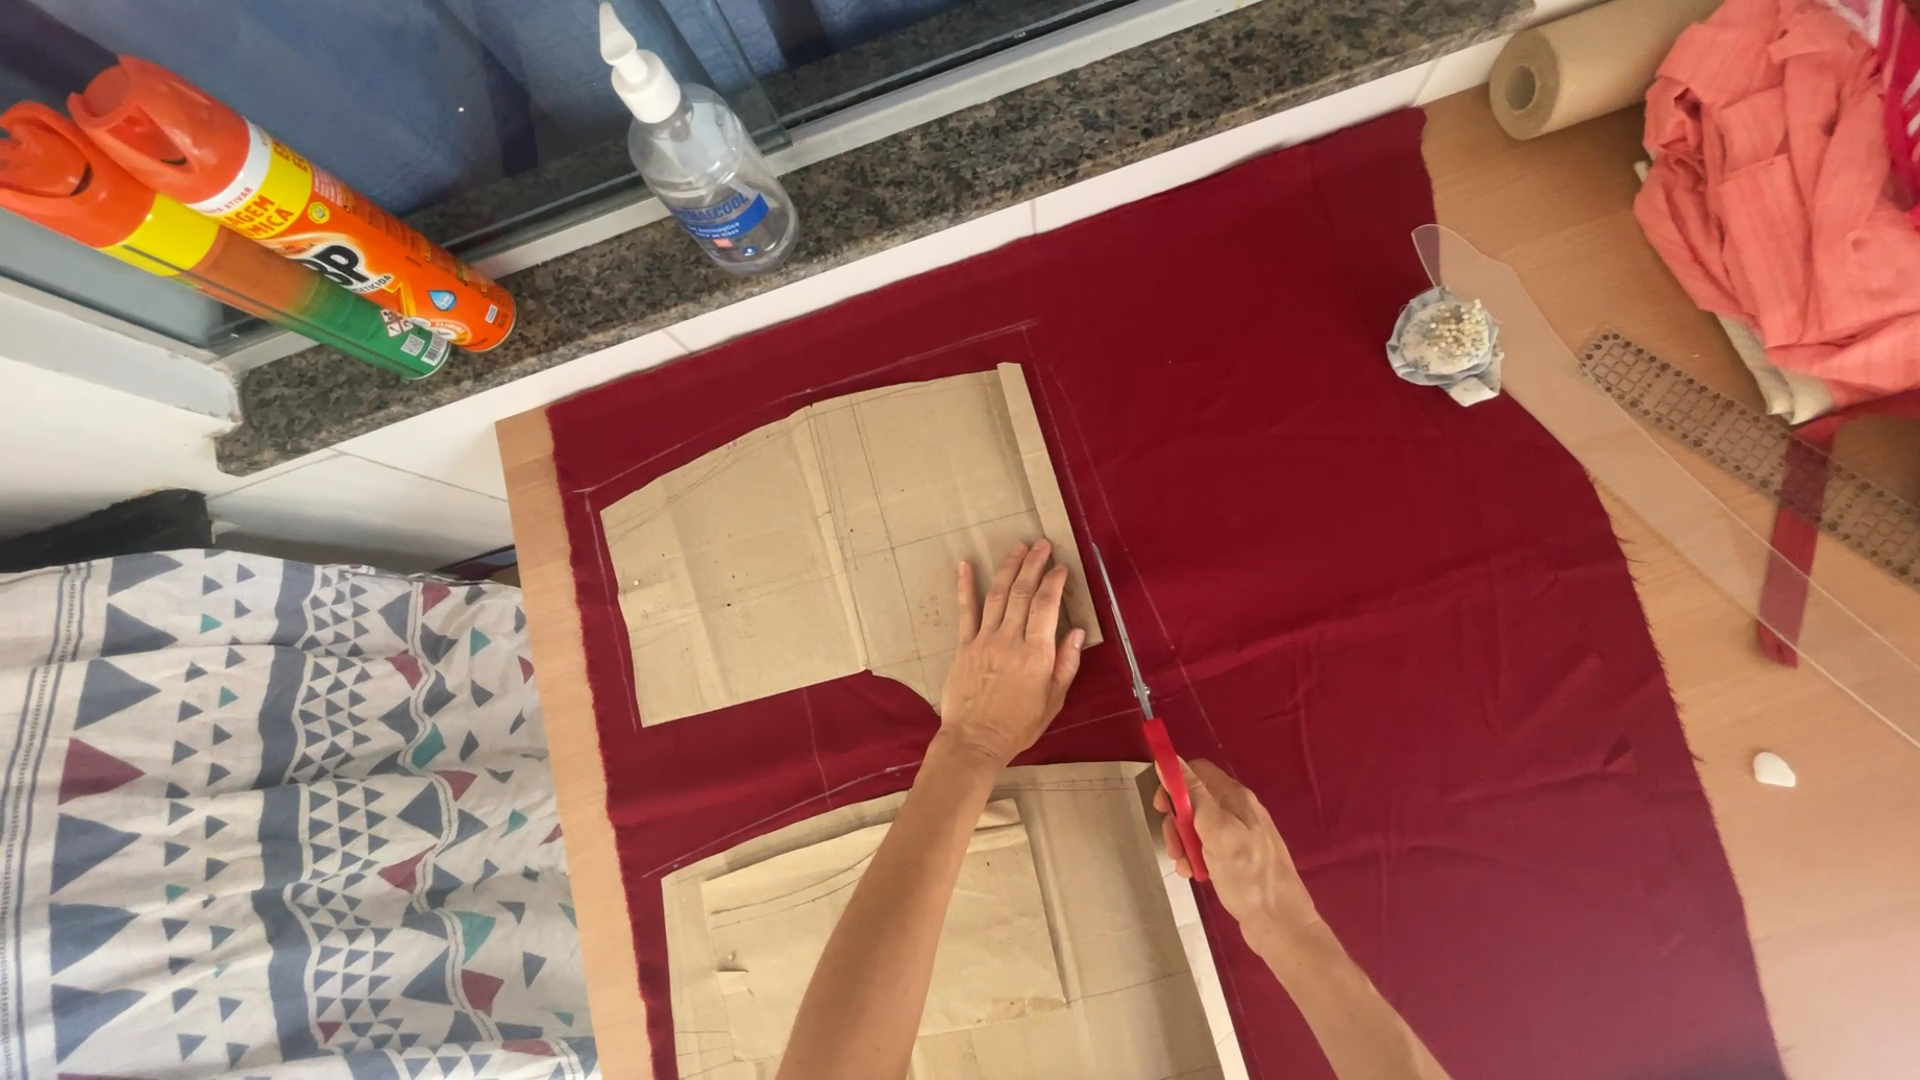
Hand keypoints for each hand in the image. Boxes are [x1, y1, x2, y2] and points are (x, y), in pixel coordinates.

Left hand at [936, 539, 1086, 768]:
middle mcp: (1010, 640)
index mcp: (1036, 654)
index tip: (1061, 567)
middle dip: (1034, 565)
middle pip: (1023, 593)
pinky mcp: (963, 646)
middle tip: (1042, 544)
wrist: (975, 741)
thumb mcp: (1054, 700)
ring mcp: (984, 640)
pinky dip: (965, 586)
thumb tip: (1077, 632)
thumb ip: (1066, 664)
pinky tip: (965, 565)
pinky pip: (965, 611)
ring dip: (1009, 568)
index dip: (1055, 582)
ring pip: (997, 595)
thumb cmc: (1018, 725)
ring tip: (1019, 548)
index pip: (1047, 607)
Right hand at [1158, 759, 1318, 942]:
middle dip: (1177, 820)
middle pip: (1194, 799)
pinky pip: (1207, 846)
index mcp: (1236, 797)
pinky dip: (1196, 857)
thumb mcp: (1217, 832)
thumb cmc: (1248, 877)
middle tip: (1173, 846)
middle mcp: (1238, 810)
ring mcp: (1239, 834)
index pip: (1197, 771)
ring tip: (1184, 865)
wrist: (1281, 926)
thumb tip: (1169, 761)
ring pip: (1198, 825)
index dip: (1174, 782)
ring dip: (1183, 842)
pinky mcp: (1238, 856)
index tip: (1160, 807)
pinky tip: (1195, 874)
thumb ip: (1194, 795)